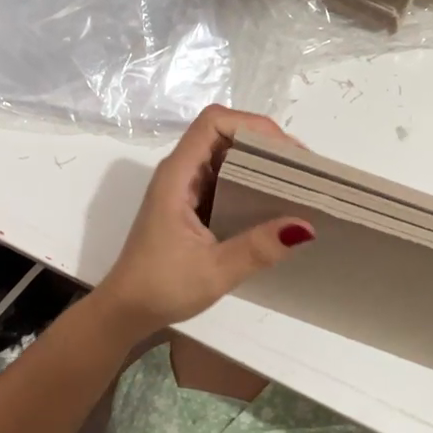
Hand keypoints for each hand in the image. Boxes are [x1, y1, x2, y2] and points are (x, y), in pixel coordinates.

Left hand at [91, 105, 314, 341]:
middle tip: (303, 169)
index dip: (252, 125)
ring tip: (297, 182)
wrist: (127, 309)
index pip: (213, 123)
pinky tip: (274, 203)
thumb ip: (258, 247)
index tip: (288, 151)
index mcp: (177, 176)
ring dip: (258, 162)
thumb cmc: (161, 286)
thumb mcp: (215, 270)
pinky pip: (222, 179)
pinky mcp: (190, 205)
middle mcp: (179, 174)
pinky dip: (249, 182)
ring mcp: (183, 189)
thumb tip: (305, 226)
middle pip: (222, 134)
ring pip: (223, 156)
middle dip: (263, 142)